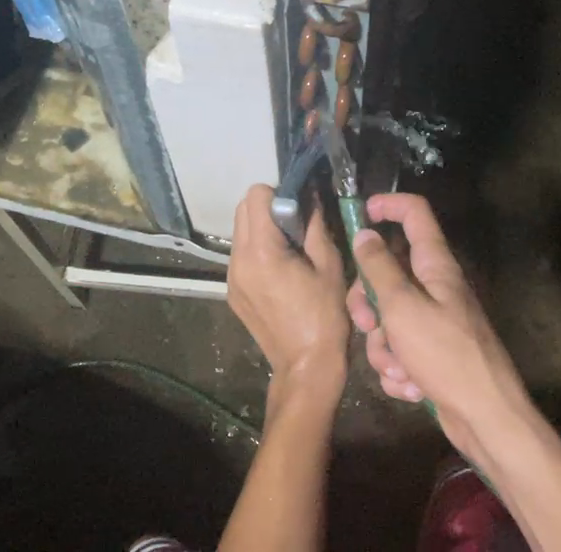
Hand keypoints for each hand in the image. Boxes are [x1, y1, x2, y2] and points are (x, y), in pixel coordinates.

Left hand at [229, 184, 349, 401]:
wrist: (306, 366)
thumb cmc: (324, 316)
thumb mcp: (329, 266)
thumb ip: (315, 226)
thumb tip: (310, 197)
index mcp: (261, 251)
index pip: (255, 196)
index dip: (278, 194)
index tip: (299, 209)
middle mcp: (238, 260)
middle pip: (242, 208)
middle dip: (268, 207)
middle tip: (295, 225)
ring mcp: (231, 277)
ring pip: (239, 231)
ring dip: (261, 227)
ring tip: (289, 248)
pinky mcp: (232, 291)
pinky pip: (240, 254)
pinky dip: (256, 249)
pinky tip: (280, 269)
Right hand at [347, 193, 528, 460]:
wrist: (485, 418)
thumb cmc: (446, 355)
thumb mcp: (402, 307)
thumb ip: (379, 268)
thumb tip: (364, 234)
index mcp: (434, 266)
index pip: (415, 214)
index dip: (388, 205)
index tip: (360, 214)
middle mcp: (434, 288)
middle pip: (388, 273)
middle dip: (369, 302)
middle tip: (367, 323)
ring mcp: (434, 321)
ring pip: (388, 317)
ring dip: (384, 346)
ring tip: (399, 369)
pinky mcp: (432, 354)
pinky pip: (400, 349)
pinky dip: (398, 369)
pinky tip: (411, 387)